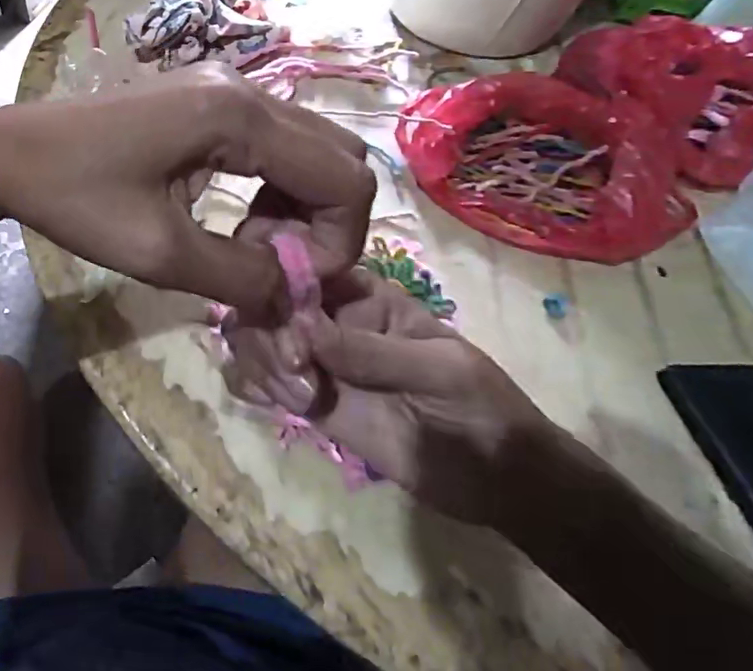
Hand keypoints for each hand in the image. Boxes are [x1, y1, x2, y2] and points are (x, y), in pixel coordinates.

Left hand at [0, 64, 375, 318]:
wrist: (12, 153)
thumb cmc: (76, 198)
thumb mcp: (159, 252)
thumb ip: (242, 279)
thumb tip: (295, 296)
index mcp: (239, 116)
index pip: (343, 179)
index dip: (338, 241)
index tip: (293, 282)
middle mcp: (245, 88)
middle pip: (336, 156)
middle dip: (323, 221)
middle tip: (272, 263)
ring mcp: (226, 85)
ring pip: (309, 146)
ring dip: (299, 203)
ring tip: (250, 244)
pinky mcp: (209, 96)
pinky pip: (273, 139)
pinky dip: (275, 184)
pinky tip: (237, 213)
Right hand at [227, 265, 553, 525]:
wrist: (499, 481)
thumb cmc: (482, 406)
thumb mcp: (439, 369)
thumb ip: (373, 351)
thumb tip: (303, 327)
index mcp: (364, 294)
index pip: (305, 271)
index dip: (283, 289)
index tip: (294, 331)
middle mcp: (330, 320)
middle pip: (269, 305)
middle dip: (268, 334)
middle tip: (297, 374)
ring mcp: (317, 362)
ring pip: (258, 340)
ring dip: (261, 362)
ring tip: (300, 399)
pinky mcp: (310, 402)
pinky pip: (263, 382)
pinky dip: (253, 385)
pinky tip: (276, 402)